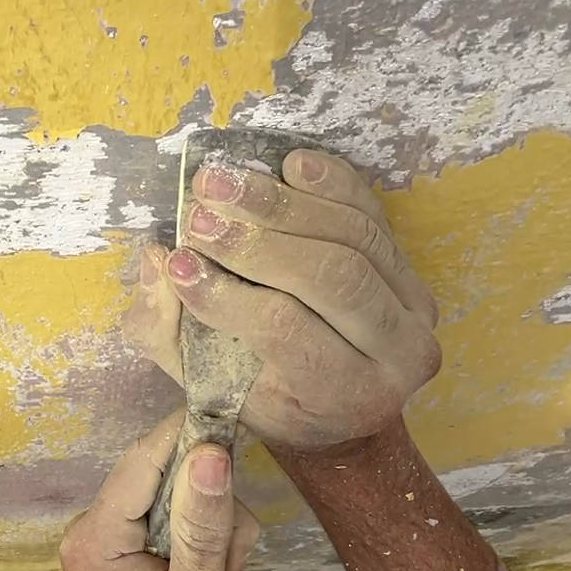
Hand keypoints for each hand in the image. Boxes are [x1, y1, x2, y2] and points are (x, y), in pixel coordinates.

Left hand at [59, 411, 259, 570]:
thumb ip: (204, 527)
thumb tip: (211, 452)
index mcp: (97, 535)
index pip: (143, 459)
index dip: (186, 432)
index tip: (230, 407)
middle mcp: (95, 528)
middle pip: (163, 478)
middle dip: (208, 508)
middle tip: (228, 561)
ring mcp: (111, 540)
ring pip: (178, 502)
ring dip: (212, 536)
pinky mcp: (130, 553)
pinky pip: (176, 526)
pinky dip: (205, 548)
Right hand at [122, 147, 439, 449]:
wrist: (334, 406)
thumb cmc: (260, 397)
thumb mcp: (202, 379)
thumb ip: (166, 330)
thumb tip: (156, 260)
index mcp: (340, 394)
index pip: (284, 330)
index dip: (227, 293)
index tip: (179, 262)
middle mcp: (396, 356)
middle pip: (331, 276)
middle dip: (257, 239)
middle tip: (197, 215)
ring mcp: (414, 308)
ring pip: (354, 236)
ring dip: (281, 203)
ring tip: (220, 183)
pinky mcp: (412, 270)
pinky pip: (374, 214)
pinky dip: (332, 182)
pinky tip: (287, 164)